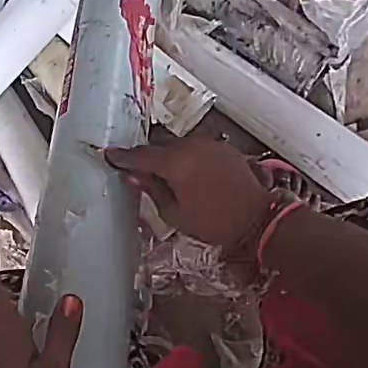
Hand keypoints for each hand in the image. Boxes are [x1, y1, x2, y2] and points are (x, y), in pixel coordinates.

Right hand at [104, 137, 272, 250]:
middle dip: (145, 155)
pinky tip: (185, 170)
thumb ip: (153, 190)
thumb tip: (133, 176)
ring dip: (166, 155)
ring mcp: (209, 145)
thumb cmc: (213, 223)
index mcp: (175, 164)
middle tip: (134, 167)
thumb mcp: (175, 214)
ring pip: (178, 144)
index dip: (123, 157)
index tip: (109, 155)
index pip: (140, 156)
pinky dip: (185, 155)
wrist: (258, 219)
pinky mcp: (223, 148)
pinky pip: (196, 147)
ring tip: (161, 171)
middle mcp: (190, 147)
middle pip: (159, 145)